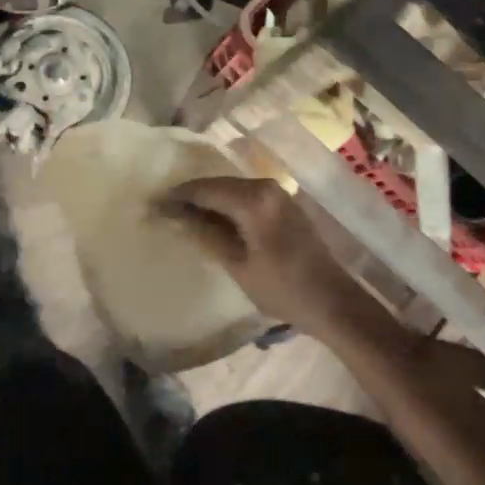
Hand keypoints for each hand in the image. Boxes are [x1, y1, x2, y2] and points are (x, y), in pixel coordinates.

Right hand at [157, 176, 374, 338]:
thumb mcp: (237, 265)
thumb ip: (204, 234)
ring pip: (231, 188)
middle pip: (218, 184)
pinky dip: (226, 203)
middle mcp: (265, 186)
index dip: (177, 197)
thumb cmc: (282, 288)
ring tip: (182, 215)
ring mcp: (277, 192)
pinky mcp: (283, 202)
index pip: (205, 189)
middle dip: (190, 196)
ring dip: (208, 199)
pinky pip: (246, 194)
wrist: (332, 300)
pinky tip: (213, 218)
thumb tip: (173, 215)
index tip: (152, 205)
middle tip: (163, 210)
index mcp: (253, 200)